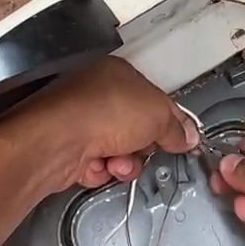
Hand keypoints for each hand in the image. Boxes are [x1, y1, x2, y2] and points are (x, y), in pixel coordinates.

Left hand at [2, 56, 197, 192]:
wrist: (58, 141)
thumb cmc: (100, 112)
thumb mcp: (158, 115)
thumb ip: (177, 126)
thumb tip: (187, 135)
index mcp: (118, 74)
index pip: (153, 98)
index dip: (168, 120)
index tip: (179, 138)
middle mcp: (97, 94)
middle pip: (136, 128)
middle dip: (144, 145)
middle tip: (144, 147)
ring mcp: (82, 122)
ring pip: (119, 150)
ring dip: (125, 162)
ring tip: (117, 160)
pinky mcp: (69, 149)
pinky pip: (98, 166)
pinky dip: (102, 171)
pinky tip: (98, 167)